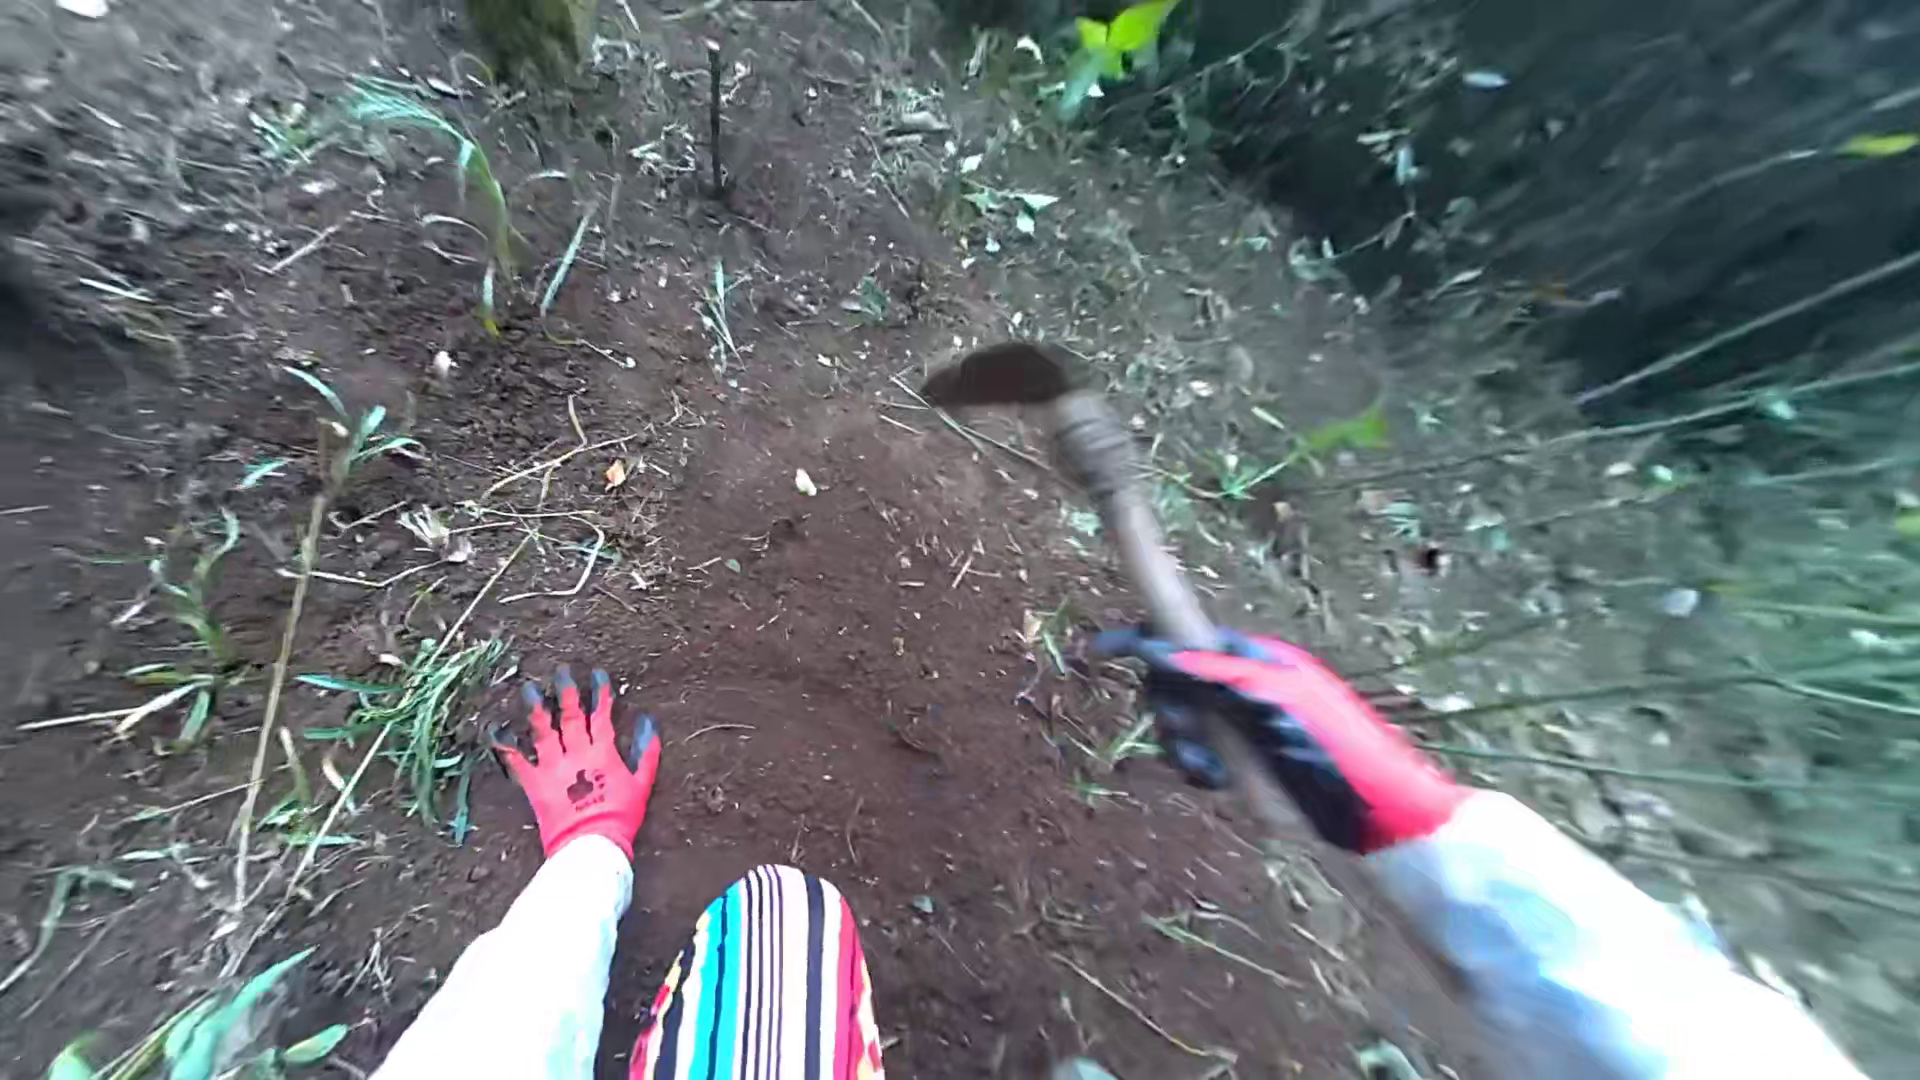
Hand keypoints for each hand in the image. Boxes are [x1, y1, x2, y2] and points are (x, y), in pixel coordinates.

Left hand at [490, 665, 659, 858]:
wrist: (590, 843)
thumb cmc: (621, 814)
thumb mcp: (643, 781)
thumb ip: (647, 750)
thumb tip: (647, 722)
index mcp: (603, 752)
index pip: (601, 715)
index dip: (601, 694)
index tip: (598, 675)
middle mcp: (576, 754)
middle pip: (570, 717)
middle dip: (567, 693)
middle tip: (561, 673)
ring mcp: (553, 769)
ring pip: (542, 732)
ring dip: (536, 710)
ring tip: (530, 690)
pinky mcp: (534, 786)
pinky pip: (517, 763)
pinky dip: (505, 746)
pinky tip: (496, 730)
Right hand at [1096, 629, 1462, 852]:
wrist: (1368, 816)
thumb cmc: (1330, 744)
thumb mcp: (1273, 696)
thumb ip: (1214, 668)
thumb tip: (1157, 646)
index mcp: (1246, 657)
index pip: (1182, 635)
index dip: (1141, 641)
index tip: (1098, 651)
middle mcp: (1233, 684)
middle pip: (1169, 681)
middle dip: (1168, 708)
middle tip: (1183, 732)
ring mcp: (1231, 722)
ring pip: (1174, 720)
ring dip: (1180, 743)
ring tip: (1208, 768)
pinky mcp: (1230, 757)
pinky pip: (1188, 752)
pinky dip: (1192, 765)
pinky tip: (1214, 779)